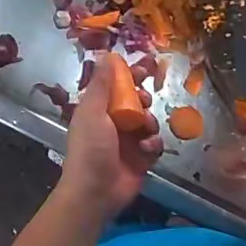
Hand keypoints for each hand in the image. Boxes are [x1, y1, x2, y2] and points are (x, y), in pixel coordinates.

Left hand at [58, 66, 162, 217]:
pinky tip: (147, 151)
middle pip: (135, 101)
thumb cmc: (90, 148)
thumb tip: (106, 54)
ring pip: (148, 121)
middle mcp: (112, 121)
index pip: (115, 85)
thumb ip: (102, 83)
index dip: (128, 75)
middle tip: (144, 101)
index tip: (143, 69)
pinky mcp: (141, 158)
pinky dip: (153, 145)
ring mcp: (127, 140)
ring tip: (144, 130)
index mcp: (96, 108)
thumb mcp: (93, 111)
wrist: (96, 191)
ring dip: (149, 123)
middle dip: (142, 99)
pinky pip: (155, 143)